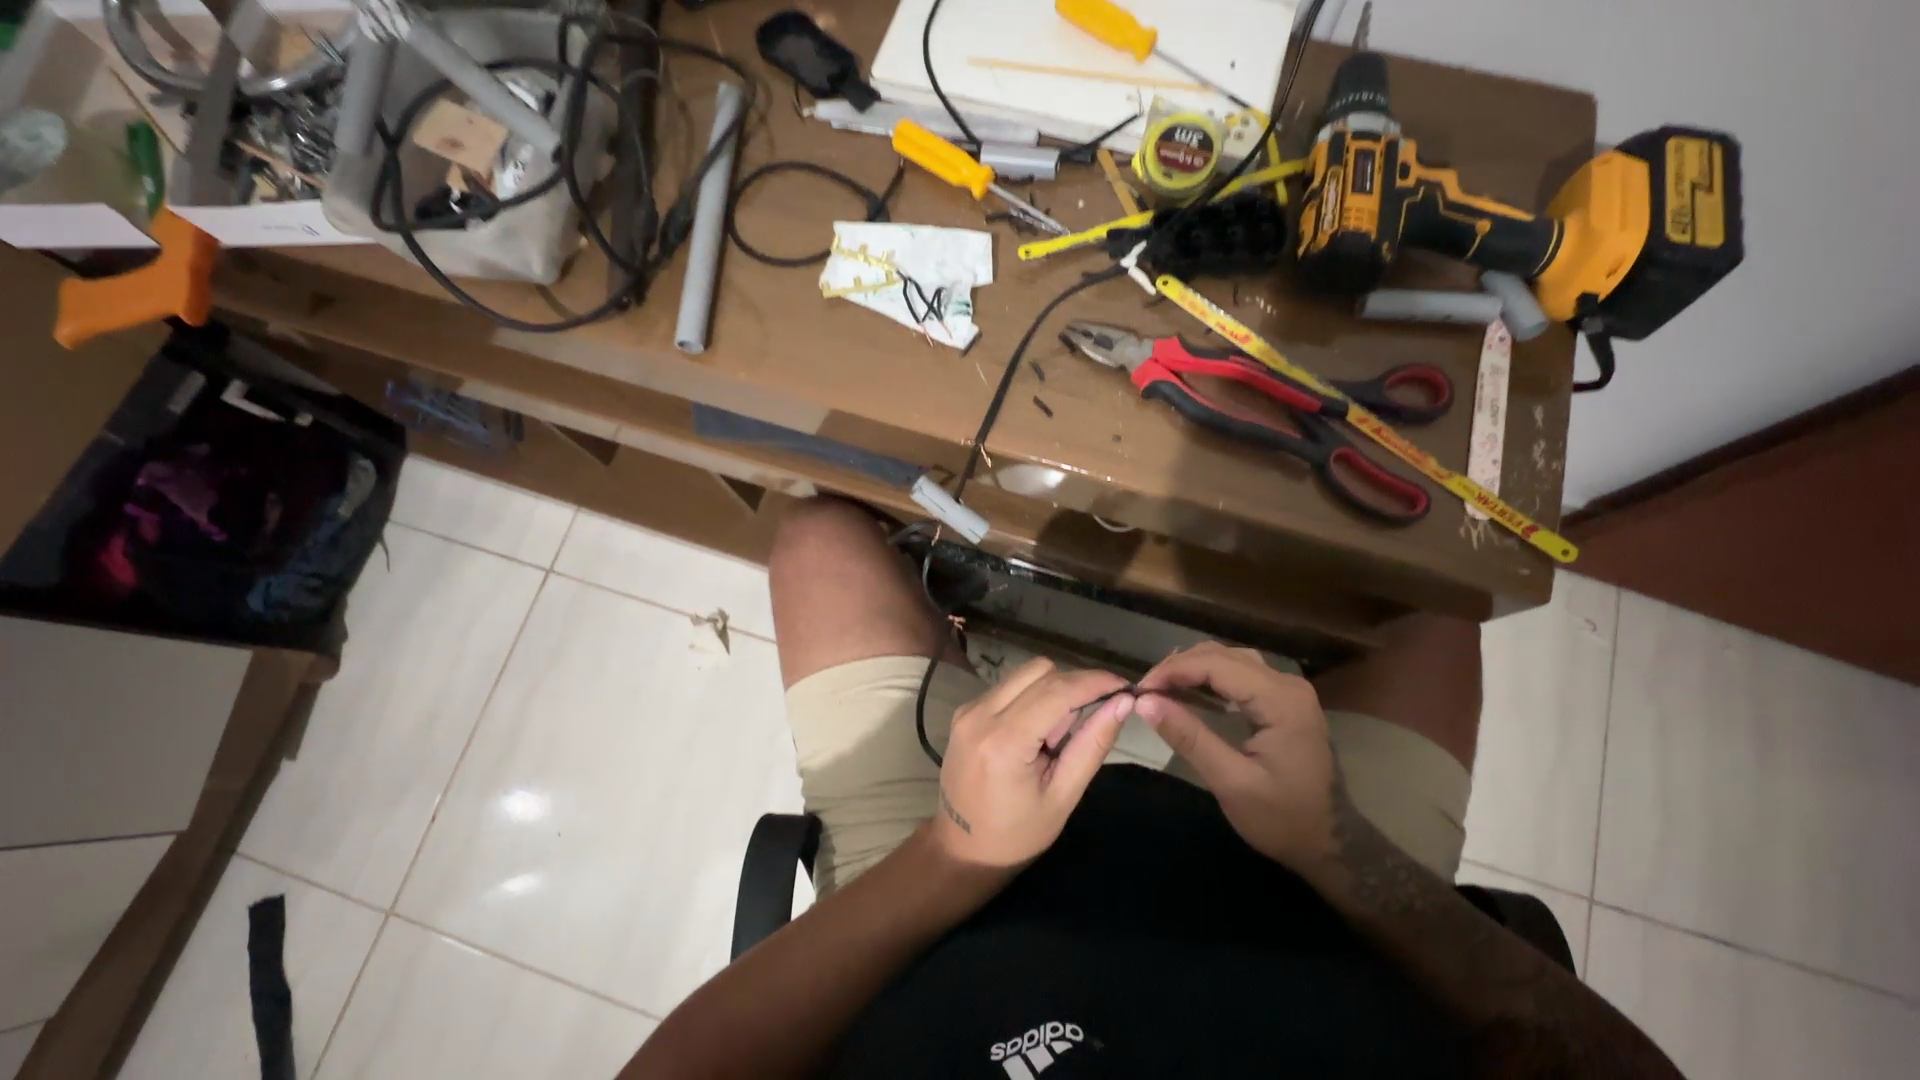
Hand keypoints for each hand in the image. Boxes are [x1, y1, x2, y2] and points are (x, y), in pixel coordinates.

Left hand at [930, 657, 1133, 868]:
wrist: (962, 849)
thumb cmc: (1017, 834)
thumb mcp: (1063, 796)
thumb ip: (1092, 744)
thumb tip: (1123, 702)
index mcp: (1004, 741)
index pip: (1058, 690)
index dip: (1096, 682)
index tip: (1125, 686)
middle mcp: (980, 715)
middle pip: (1041, 671)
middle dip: (1074, 687)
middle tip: (1083, 726)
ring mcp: (967, 710)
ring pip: (1024, 674)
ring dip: (1052, 691)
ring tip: (1054, 737)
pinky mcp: (964, 711)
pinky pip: (1009, 687)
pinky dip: (1032, 698)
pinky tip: (1034, 736)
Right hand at [1134, 642, 1339, 871]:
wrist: (1330, 843)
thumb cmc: (1283, 818)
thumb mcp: (1231, 782)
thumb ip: (1189, 737)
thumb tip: (1144, 703)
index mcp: (1280, 700)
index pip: (1216, 664)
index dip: (1173, 671)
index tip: (1139, 691)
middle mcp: (1287, 685)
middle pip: (1223, 656)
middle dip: (1180, 668)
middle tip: (1145, 693)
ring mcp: (1289, 692)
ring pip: (1231, 661)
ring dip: (1194, 670)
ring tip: (1160, 691)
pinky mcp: (1285, 702)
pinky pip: (1241, 676)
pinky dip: (1210, 679)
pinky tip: (1188, 693)